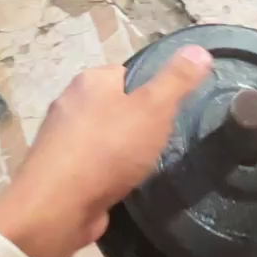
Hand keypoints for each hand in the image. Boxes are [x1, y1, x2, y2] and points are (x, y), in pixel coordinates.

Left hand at [0, 46, 212, 256]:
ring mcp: (61, 139)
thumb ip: (177, 80)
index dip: (154, 91)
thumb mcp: (154, 108)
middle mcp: (70, 103)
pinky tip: (123, 187)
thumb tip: (199, 49)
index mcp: (90, 80)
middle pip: (116, 106)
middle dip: (138, 124)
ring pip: (104, 138)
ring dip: (122, 152)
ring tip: (146, 167)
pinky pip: (92, 166)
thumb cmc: (108, 149)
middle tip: (163, 142)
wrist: (57, 207)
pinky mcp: (59, 172)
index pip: (129, 75)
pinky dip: (107, 175)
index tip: (171, 113)